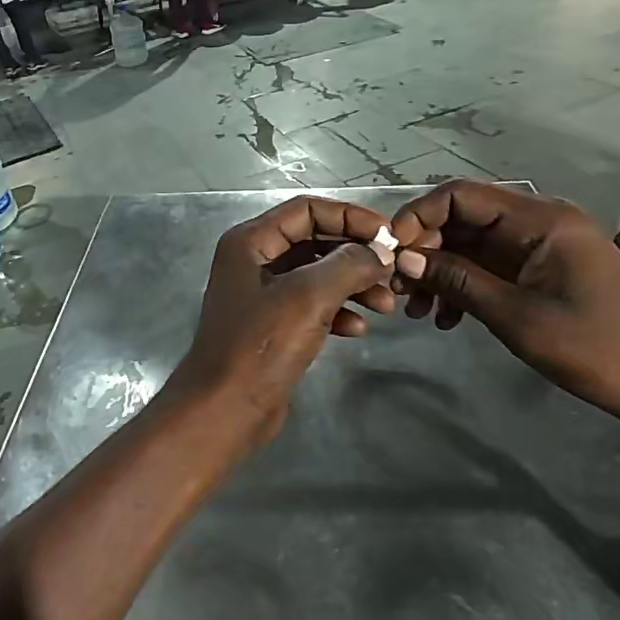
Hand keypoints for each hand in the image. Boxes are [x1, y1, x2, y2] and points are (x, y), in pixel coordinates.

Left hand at [173, 197, 396, 444]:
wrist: (227, 409)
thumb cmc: (262, 345)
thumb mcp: (308, 297)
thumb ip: (347, 266)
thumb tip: (380, 251)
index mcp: (251, 241)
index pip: (306, 210)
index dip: (349, 217)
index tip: (387, 235)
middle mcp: (254, 260)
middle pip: (314, 240)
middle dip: (354, 254)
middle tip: (392, 271)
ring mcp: (262, 294)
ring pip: (317, 275)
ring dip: (352, 284)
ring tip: (386, 305)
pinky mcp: (273, 325)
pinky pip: (312, 305)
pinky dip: (338, 311)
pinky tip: (359, 328)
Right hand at [389, 180, 619, 434]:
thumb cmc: (602, 350)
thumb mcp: (518, 316)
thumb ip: (458, 280)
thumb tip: (404, 258)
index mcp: (539, 219)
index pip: (460, 195)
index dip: (419, 216)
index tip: (393, 253)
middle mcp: (539, 222)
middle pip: (463, 218)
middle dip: (425, 249)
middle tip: (398, 288)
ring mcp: (542, 248)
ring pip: (472, 245)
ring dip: (440, 271)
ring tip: (418, 311)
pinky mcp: (544, 272)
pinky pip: (490, 267)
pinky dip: (464, 286)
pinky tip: (448, 319)